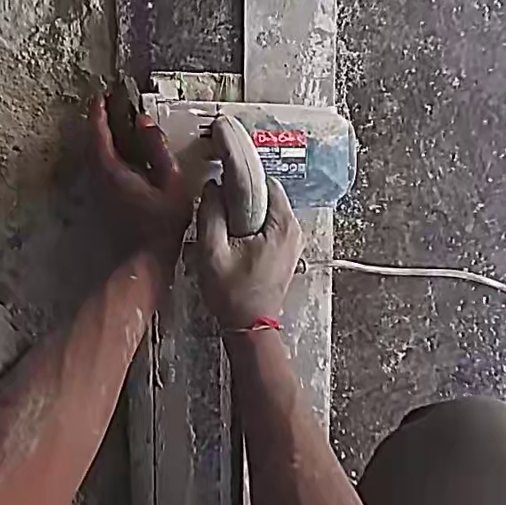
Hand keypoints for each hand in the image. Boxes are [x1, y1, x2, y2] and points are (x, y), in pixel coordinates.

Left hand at [91, 94, 194, 263]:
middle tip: (114, 107)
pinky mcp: (104, 205)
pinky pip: (104, 171)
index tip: (102, 95)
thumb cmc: (159, 228)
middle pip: (95, 142)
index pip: (98, 130)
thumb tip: (146, 124)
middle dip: (103, 122)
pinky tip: (131, 162)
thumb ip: (158, 151)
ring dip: (108, 141)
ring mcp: (99, 193)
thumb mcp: (171, 185)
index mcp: (111, 169)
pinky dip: (113, 158)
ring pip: (98, 158)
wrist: (141, 265)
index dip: (100, 110)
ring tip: (125, 130)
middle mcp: (98, 179)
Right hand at [194, 175, 302, 329]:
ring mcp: (294, 241)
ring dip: (247, 211)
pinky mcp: (289, 251)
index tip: (221, 183)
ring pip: (268, 210)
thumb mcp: (212, 252)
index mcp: (282, 224)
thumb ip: (210, 214)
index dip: (240, 178)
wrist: (249, 326)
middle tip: (219, 207)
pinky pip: (271, 225)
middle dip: (243, 196)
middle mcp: (295, 229)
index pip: (264, 181)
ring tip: (225, 223)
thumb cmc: (232, 293)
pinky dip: (254, 224)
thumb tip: (212, 186)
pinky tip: (236, 236)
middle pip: (267, 195)